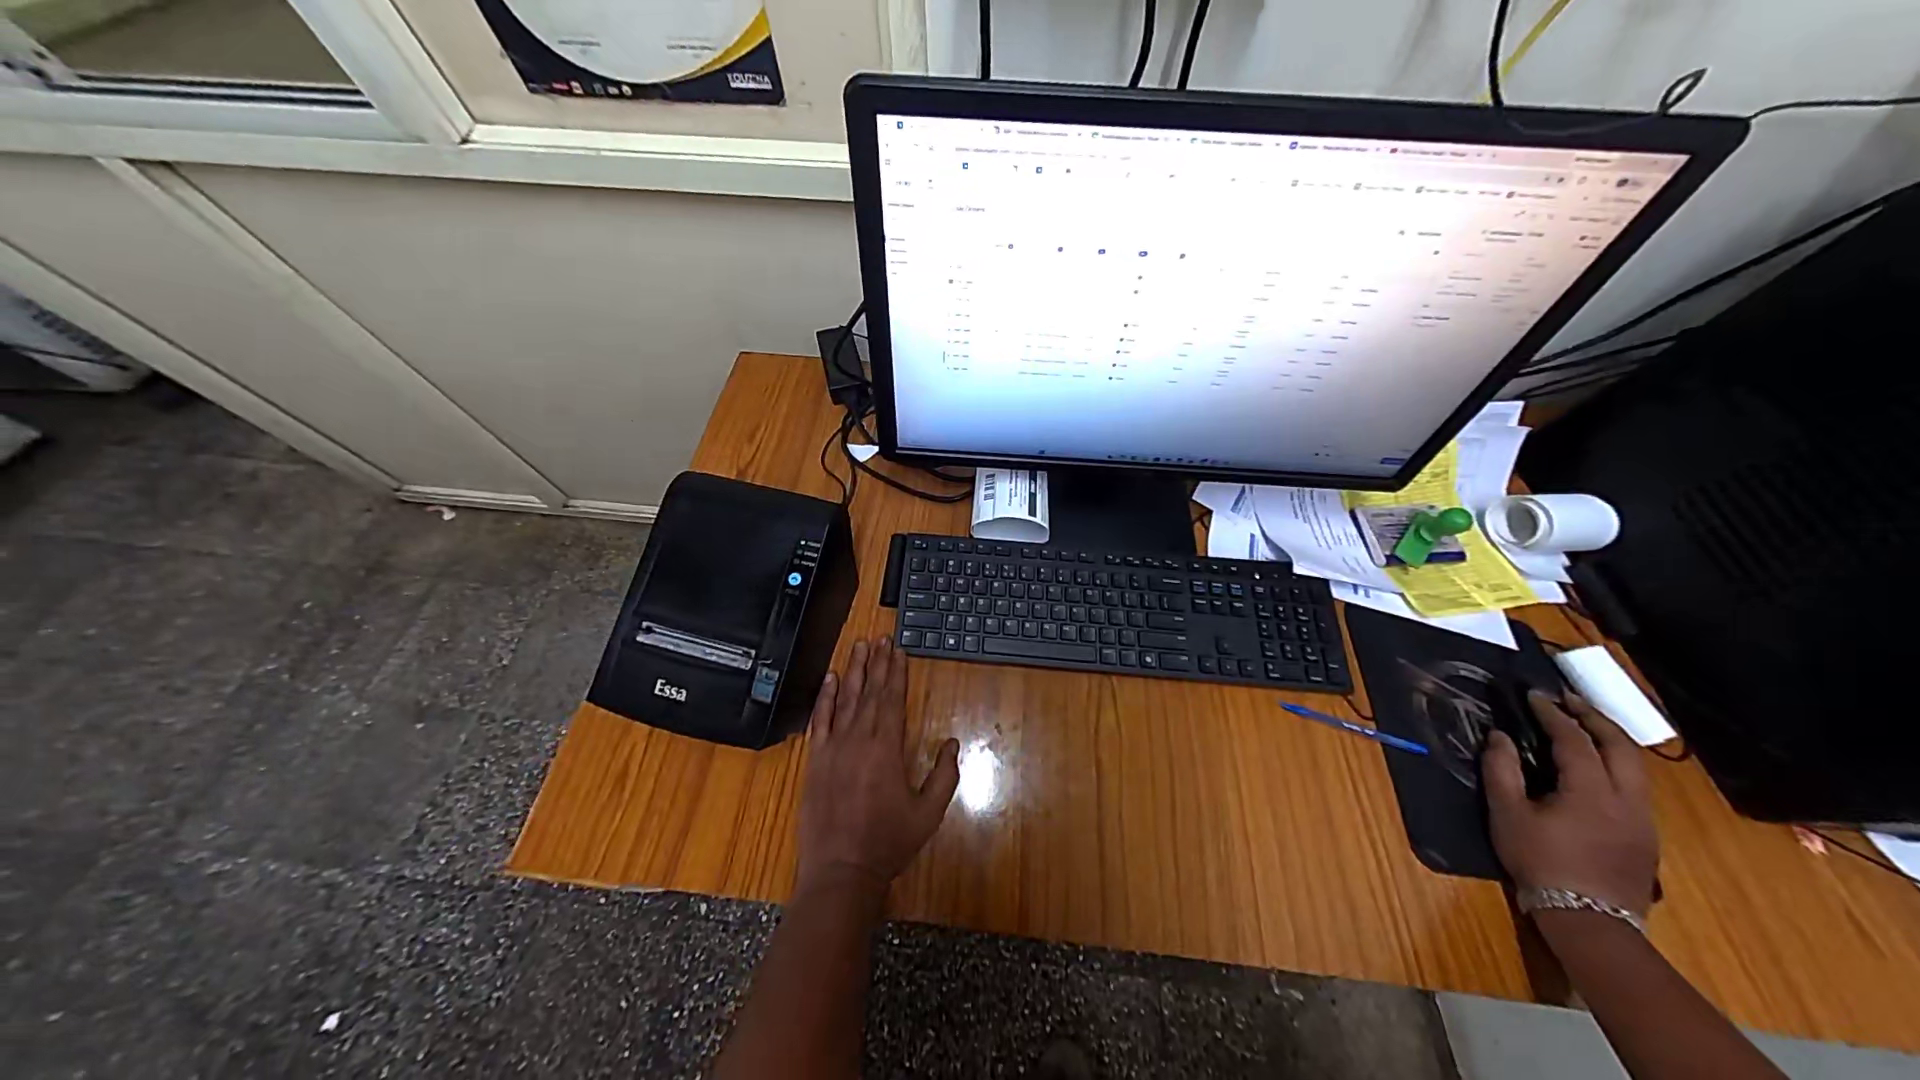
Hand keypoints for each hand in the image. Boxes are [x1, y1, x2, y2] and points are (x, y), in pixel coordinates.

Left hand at [795, 638, 960, 898]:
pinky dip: (825, 697)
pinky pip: (819, 720)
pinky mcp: (814, 760)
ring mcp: (832, 748)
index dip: (896, 673)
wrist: (840, 870)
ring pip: (844, 699)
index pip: (892, 700)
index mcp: (886, 749)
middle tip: (880, 638)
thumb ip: (943, 775)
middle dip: (877, 663)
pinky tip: (830, 679)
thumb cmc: (888, 842)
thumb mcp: (928, 812)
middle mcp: (858, 740)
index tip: (898, 651)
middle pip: (869, 692)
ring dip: (853, 671)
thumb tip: (953, 743)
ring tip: (859, 647)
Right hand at [1483, 691, 1658, 917]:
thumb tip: (1499, 736)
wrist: (1589, 920)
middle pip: (1620, 745)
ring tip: (1584, 724)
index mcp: (1592, 791)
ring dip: (1610, 738)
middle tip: (1567, 699)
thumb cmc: (1541, 862)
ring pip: (1636, 765)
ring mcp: (1643, 818)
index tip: (1534, 695)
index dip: (1553, 714)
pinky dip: (1617, 762)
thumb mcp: (1508, 815)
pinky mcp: (1646, 834)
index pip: (1574, 739)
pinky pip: (1636, 785)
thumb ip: (1501, 770)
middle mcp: (1627, 798)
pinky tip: (1597, 765)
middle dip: (1593, 717)